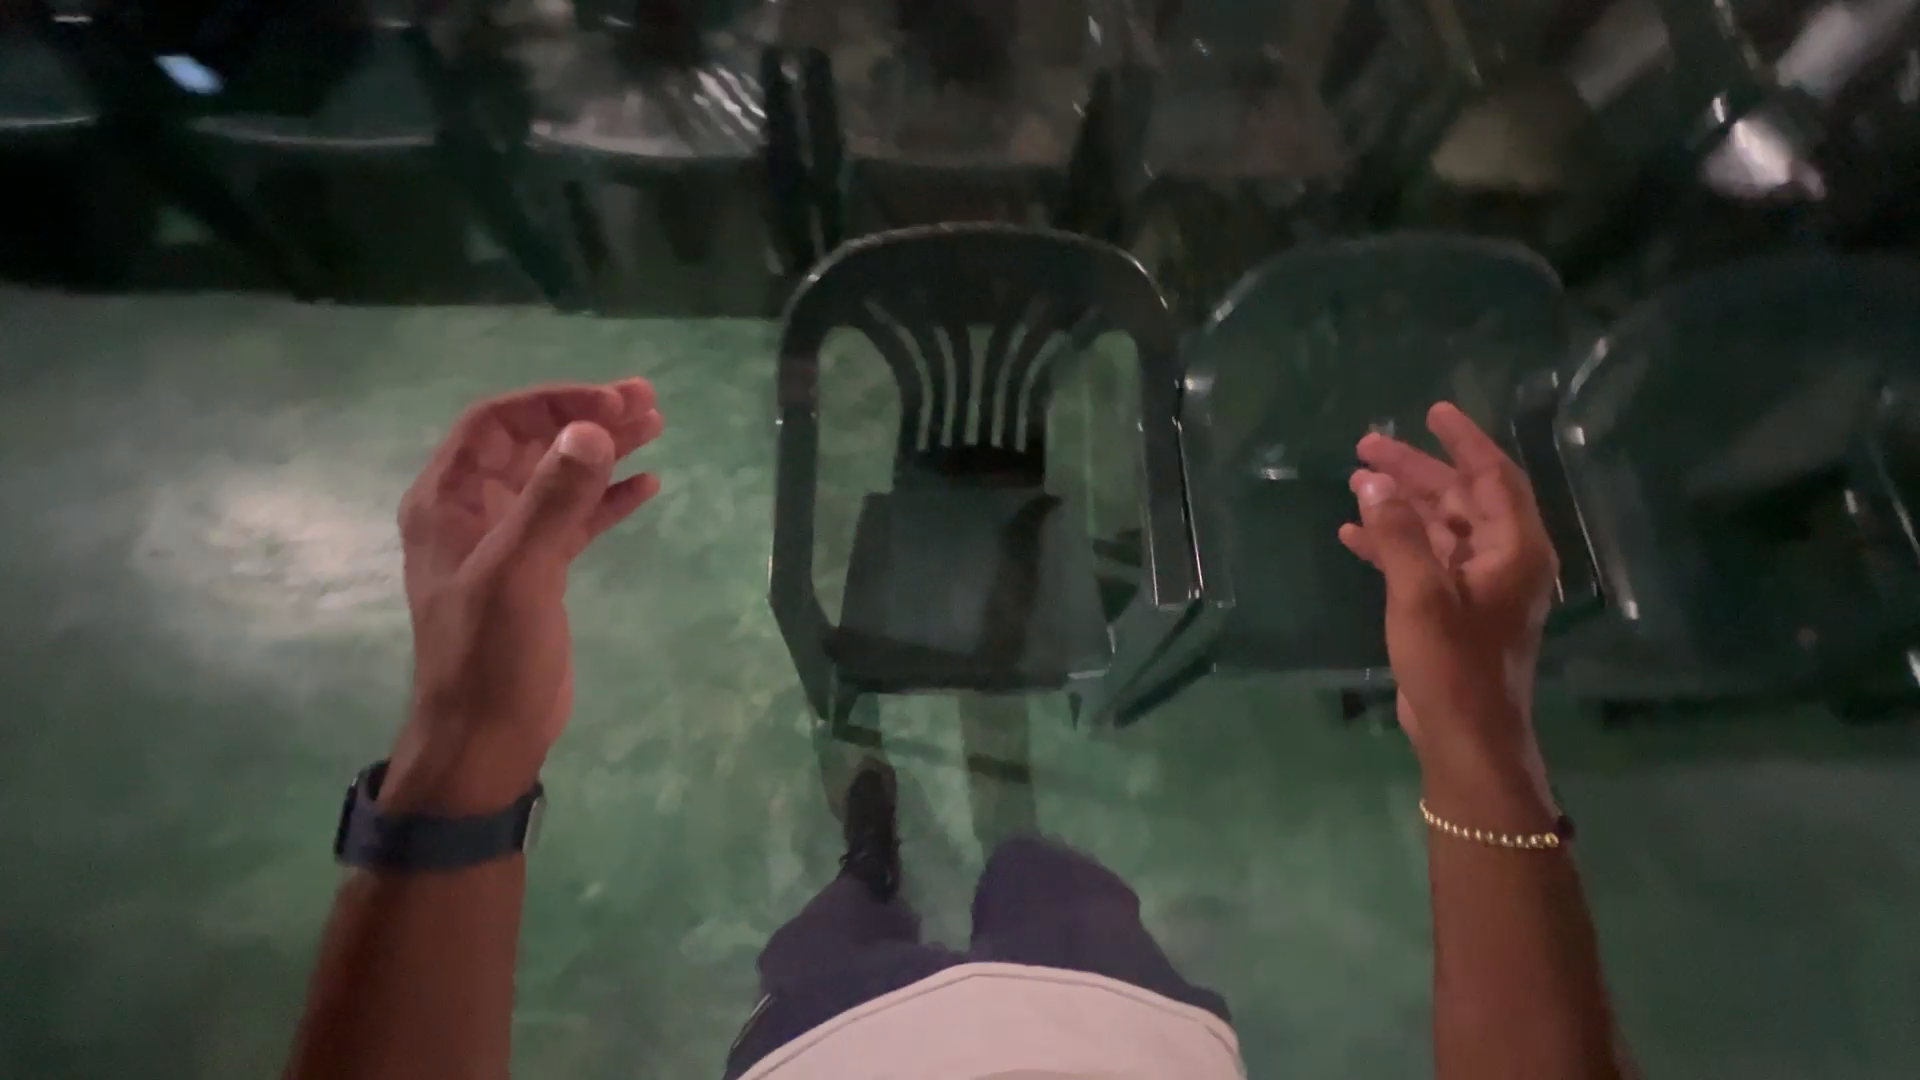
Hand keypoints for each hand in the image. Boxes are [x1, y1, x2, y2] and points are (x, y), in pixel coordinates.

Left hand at [382, 380, 664, 812]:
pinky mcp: (542, 570)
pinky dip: (610, 499)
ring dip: (605, 452)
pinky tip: (648, 485)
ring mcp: (510, 541)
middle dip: (589, 418)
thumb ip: (553, 500)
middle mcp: (476, 511)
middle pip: (535, 444)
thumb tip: (593, 431)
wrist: (488, 734)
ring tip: (656, 428)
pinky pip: (577, 519)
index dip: (557, 404)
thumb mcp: (519, 572)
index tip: (615, 402)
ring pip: (560, 479)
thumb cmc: (491, 654)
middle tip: (649, 402)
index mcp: (451, 500)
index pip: (500, 424)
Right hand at [1339, 403, 1558, 826]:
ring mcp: (1476, 584)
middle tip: (1367, 447)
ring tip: (1355, 482)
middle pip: (1457, 497)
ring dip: (1399, 504)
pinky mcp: (1450, 606)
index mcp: (1511, 548)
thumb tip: (1373, 483)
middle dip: (1414, 471)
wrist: (1465, 732)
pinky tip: (1353, 534)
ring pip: (1436, 526)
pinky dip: (1390, 543)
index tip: (1432, 411)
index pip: (1491, 477)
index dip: (1463, 440)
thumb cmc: (1452, 661)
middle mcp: (1500, 558)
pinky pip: (1421, 558)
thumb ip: (1397, 535)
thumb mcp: (1420, 593)